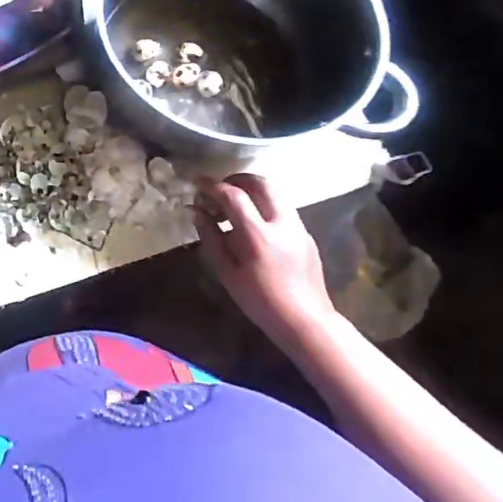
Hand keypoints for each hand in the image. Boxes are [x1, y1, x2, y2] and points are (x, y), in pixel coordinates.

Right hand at [195, 173, 339, 353]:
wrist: (305, 321)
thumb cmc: (260, 302)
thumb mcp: (227, 273)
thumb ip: (211, 238)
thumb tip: (197, 211)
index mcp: (258, 236)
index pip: (232, 195)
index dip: (211, 185)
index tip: (196, 182)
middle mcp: (281, 223)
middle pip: (259, 182)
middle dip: (235, 179)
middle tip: (219, 191)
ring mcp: (297, 226)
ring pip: (274, 192)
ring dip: (251, 191)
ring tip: (234, 208)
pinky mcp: (306, 233)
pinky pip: (282, 208)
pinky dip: (264, 206)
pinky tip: (254, 226)